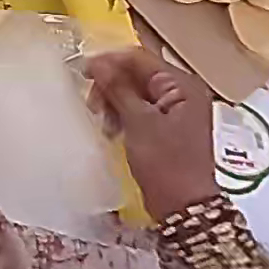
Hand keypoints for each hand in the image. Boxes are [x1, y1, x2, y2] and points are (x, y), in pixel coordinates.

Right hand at [84, 48, 217, 217]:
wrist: (184, 209)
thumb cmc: (165, 162)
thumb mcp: (139, 122)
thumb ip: (118, 88)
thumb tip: (97, 62)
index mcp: (182, 84)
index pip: (140, 58)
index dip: (110, 61)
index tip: (83, 72)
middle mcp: (181, 92)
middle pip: (136, 74)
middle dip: (111, 86)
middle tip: (93, 105)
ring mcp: (173, 111)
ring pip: (134, 93)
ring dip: (114, 102)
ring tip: (103, 122)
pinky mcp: (164, 128)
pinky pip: (138, 110)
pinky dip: (122, 115)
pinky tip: (111, 130)